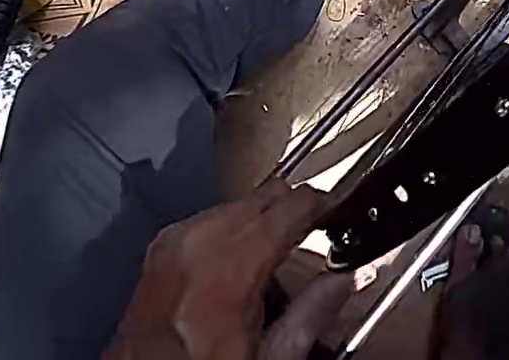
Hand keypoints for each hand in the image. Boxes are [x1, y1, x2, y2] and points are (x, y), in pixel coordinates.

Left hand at [106, 178, 358, 359]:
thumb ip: (311, 315)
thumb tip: (345, 280)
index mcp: (231, 267)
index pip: (292, 204)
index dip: (322, 204)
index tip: (334, 212)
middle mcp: (201, 240)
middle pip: (268, 193)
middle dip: (293, 210)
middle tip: (311, 234)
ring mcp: (178, 237)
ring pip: (241, 200)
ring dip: (263, 218)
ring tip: (271, 258)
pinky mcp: (163, 242)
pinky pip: (212, 215)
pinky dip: (232, 228)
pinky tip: (236, 262)